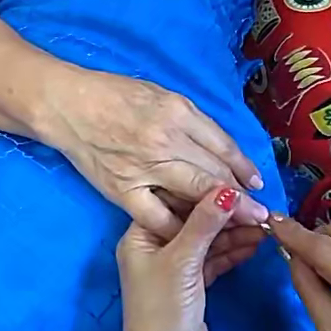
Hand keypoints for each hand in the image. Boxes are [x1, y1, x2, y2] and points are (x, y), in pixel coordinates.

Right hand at [43, 67, 269, 235]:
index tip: (258, 185)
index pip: (223, 146)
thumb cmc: (114, 95)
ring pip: (195, 194)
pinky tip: (195, 236)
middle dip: (244, 198)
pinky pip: (158, 217)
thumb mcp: (161, 95)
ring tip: (242, 226)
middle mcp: (166, 140)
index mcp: (178, 112)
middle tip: (262, 215)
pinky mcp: (123, 191)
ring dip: (223, 213)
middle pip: (215, 173)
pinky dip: (180, 228)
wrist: (67, 105)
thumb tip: (221, 148)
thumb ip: (192, 120)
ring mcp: (145, 168)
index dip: (244, 168)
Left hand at [115, 187, 263, 330]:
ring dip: (235, 233)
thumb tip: (227, 189)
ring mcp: (175, 264)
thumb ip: (204, 224)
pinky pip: (214, 258)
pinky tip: (255, 244)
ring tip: (265, 227)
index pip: (175, 201)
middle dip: (226, 215)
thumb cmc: (164, 311)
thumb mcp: (183, 262)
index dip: (206, 193)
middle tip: (260, 210)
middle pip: (194, 219)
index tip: (239, 187)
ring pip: (208, 239)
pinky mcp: (192, 282)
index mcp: (140, 235)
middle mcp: (155, 245)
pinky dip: (233, 252)